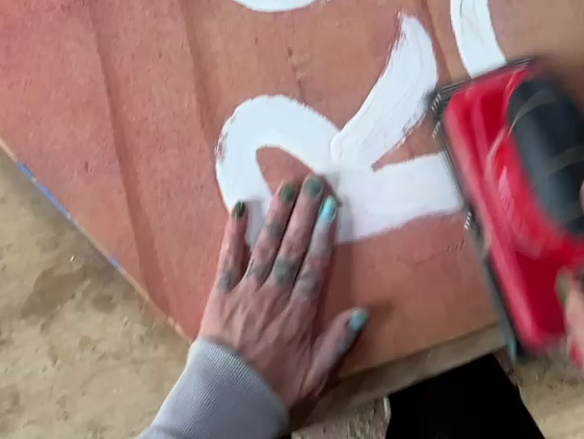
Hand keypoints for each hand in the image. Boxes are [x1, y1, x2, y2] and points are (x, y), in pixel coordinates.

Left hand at [199, 175, 368, 416]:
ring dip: (277, 214)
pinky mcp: (221, 292)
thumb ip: (337, 343)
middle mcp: (275, 293)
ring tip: (286, 185)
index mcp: (299, 312)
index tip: (332, 205)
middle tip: (313, 180)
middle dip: (305, 212)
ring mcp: (247, 290)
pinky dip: (234, 232)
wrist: (227, 403)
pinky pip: (228, 257)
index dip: (324, 233)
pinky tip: (240, 208)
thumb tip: (362, 312)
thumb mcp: (314, 376)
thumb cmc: (275, 390)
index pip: (315, 264)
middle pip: (293, 246)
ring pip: (265, 245)